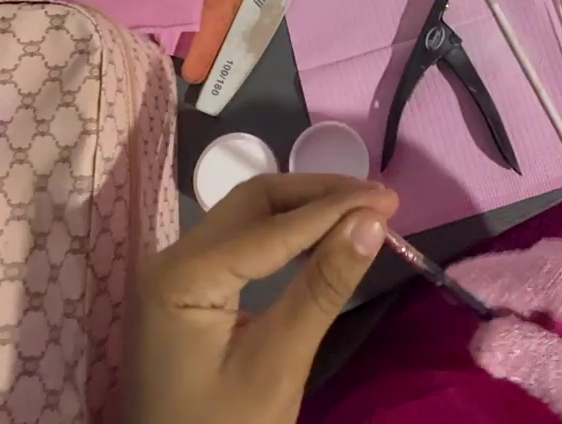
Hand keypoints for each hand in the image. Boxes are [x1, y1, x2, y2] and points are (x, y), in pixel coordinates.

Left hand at [124, 173, 398, 423]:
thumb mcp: (277, 366)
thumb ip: (322, 288)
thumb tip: (372, 222)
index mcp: (183, 276)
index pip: (271, 225)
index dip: (334, 207)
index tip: (388, 199)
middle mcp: (172, 258)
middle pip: (255, 202)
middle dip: (319, 194)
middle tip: (377, 198)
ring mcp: (176, 272)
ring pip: (248, 214)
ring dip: (305, 207)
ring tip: (359, 208)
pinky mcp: (187, 287)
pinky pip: (241, 239)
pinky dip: (285, 230)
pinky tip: (320, 234)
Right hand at [455, 240, 561, 423]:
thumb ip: (545, 371)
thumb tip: (480, 334)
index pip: (552, 274)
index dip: (494, 276)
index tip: (446, 285)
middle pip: (560, 257)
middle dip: (507, 276)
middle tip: (464, 308)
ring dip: (529, 278)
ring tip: (498, 317)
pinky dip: (556, 285)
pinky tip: (544, 319)